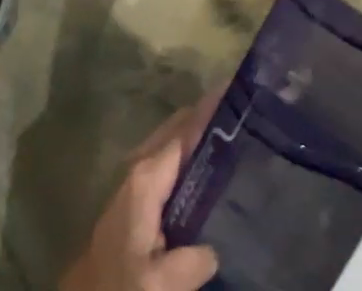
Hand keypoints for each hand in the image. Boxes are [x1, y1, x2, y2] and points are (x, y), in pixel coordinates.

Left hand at [59, 99, 220, 290]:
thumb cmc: (118, 284)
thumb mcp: (158, 283)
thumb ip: (191, 262)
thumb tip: (213, 249)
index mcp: (146, 178)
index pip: (184, 132)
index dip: (210, 111)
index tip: (236, 90)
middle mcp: (138, 169)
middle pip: (175, 129)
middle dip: (204, 115)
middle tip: (242, 111)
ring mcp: (135, 182)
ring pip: (169, 143)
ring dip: (196, 132)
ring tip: (232, 131)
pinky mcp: (136, 199)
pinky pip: (167, 161)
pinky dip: (188, 152)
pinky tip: (209, 168)